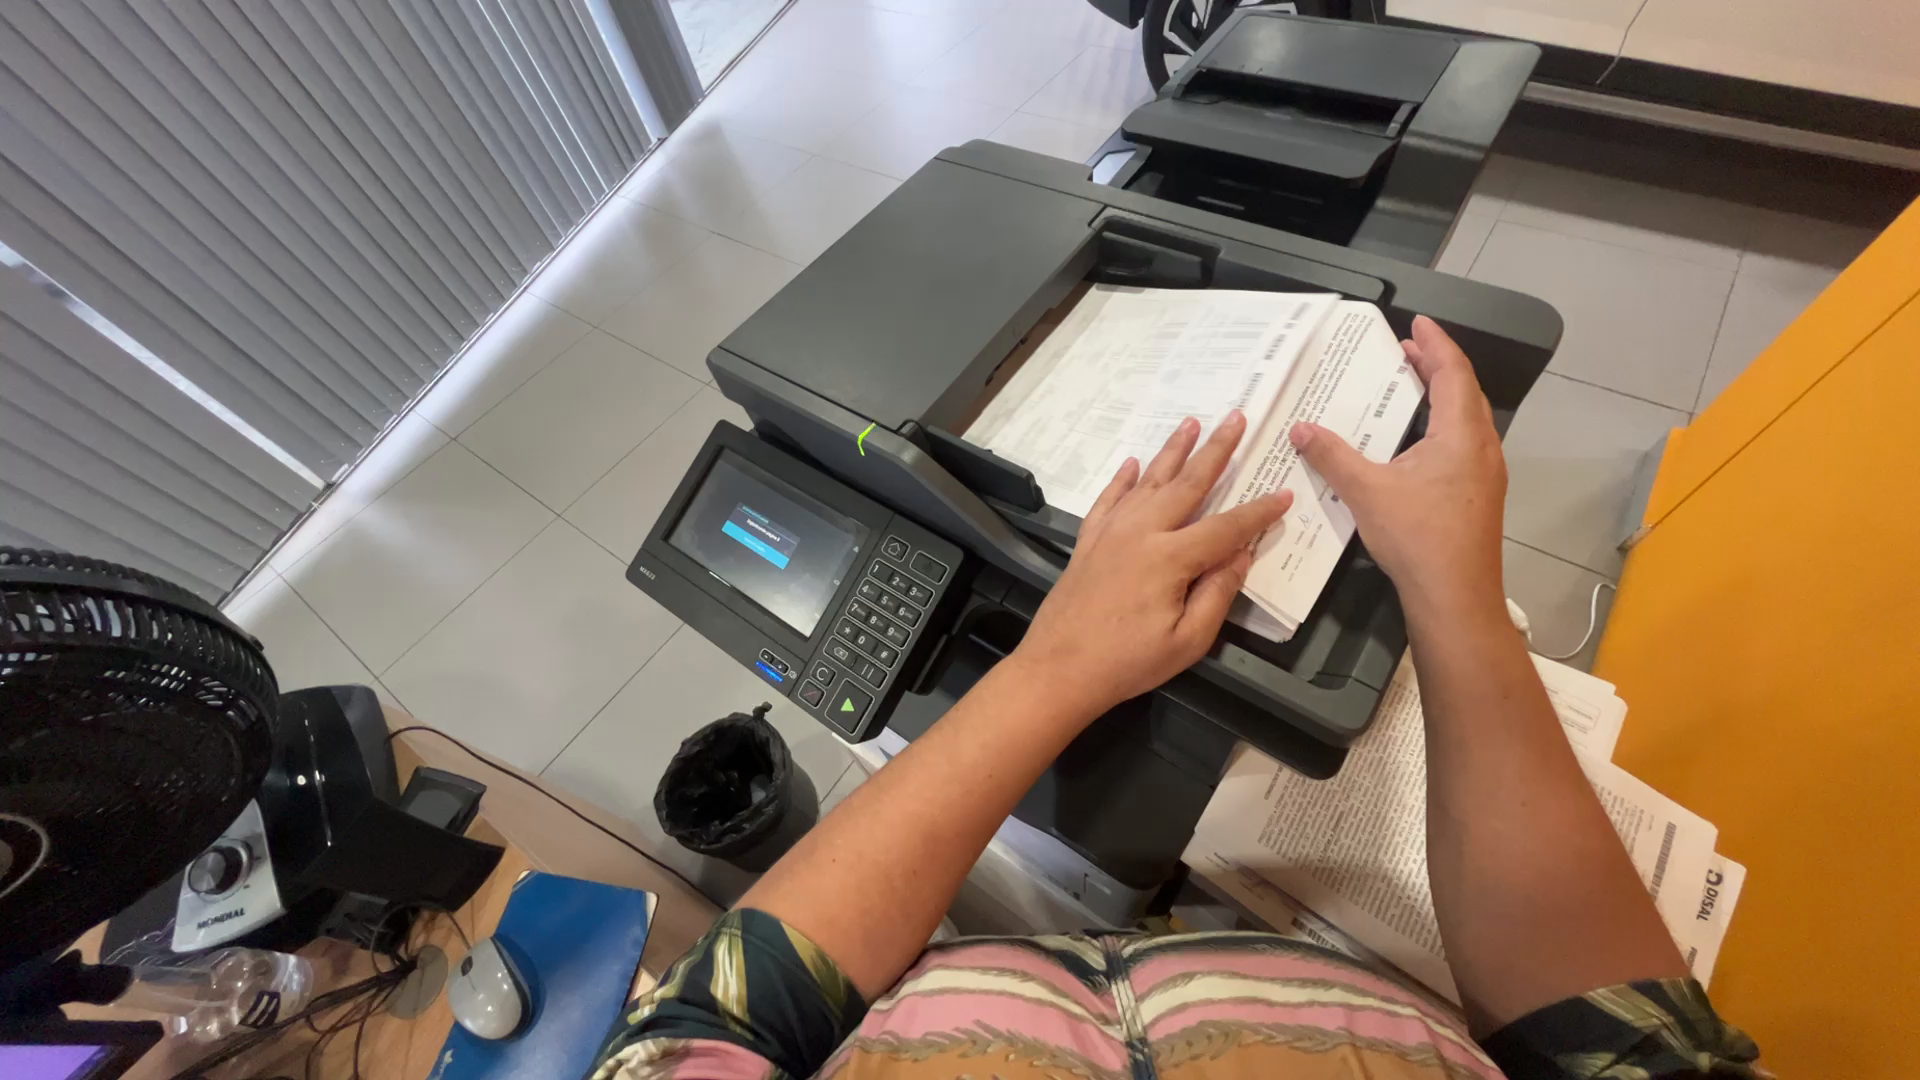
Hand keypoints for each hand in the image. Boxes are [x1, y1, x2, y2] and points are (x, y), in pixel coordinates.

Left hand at [1008, 412, 1293, 720]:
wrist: (1059, 668)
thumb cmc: (1127, 662)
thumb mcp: (1188, 640)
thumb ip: (1218, 593)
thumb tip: (1242, 554)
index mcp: (1170, 558)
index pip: (1227, 527)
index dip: (1258, 512)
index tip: (1284, 494)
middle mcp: (1140, 532)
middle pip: (1187, 484)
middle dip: (1216, 450)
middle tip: (1236, 417)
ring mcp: (1110, 533)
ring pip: (1147, 481)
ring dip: (1171, 451)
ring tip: (1190, 423)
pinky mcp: (1088, 541)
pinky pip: (1108, 499)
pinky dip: (1122, 479)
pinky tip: (1132, 463)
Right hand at [1288, 316, 1505, 621]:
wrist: (1454, 593)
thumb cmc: (1416, 535)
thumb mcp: (1366, 491)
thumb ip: (1332, 456)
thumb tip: (1301, 428)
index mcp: (1461, 435)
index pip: (1453, 373)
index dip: (1436, 344)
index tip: (1417, 323)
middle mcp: (1481, 447)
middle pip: (1465, 392)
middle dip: (1437, 367)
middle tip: (1407, 352)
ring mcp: (1484, 473)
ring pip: (1466, 420)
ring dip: (1441, 397)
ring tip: (1410, 388)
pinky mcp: (1477, 495)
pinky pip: (1461, 443)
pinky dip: (1440, 425)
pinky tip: (1415, 442)